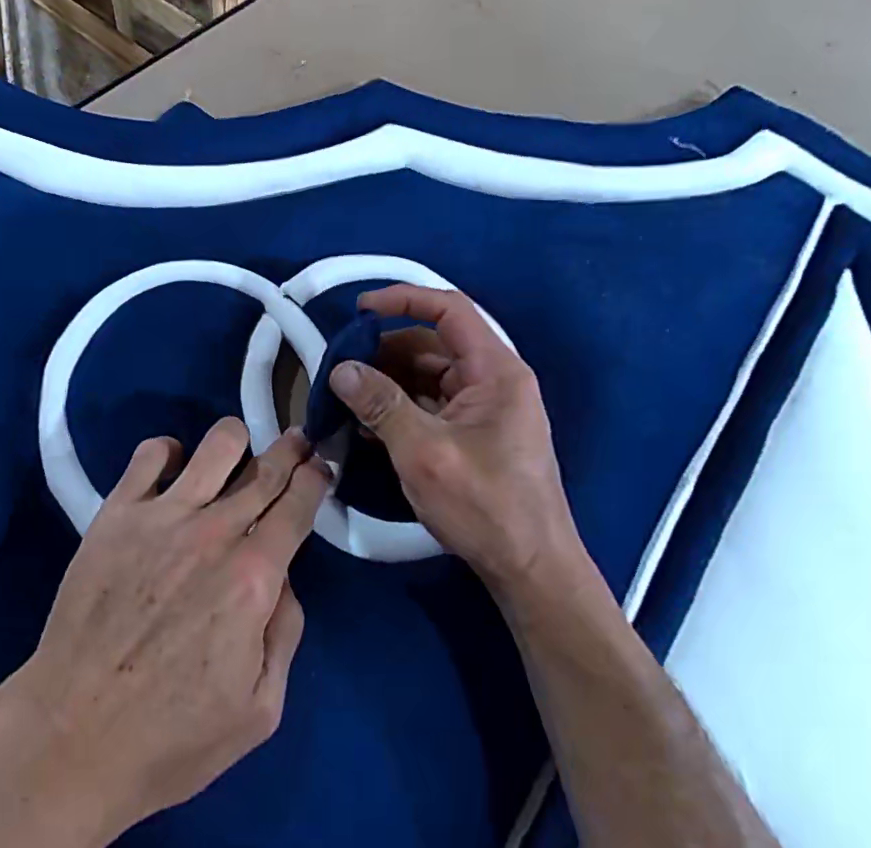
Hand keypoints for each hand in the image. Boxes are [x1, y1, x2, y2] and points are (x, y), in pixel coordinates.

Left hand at [7, 420, 330, 843]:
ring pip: (215, 445)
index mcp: (254, 578)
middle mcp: (213, 533)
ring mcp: (160, 516)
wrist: (74, 735)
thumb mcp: (260, 708)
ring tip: (238, 450)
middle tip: (298, 439)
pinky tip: (174, 468)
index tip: (323, 464)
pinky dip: (170, 451)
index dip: (316, 478)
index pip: (297, 506)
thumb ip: (284, 631)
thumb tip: (282, 580)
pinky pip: (150, 455)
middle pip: (265, 468)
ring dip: (235, 440)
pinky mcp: (115, 514)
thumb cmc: (172, 737)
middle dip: (290, 449)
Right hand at [328, 284, 585, 592]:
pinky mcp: (472, 435)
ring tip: (345, 399)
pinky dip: (397, 409)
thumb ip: (381, 404)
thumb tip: (341, 370)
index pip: (449, 310)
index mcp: (495, 372)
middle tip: (340, 368)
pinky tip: (365, 426)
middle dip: (384, 351)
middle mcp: (492, 381)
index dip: (403, 300)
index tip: (359, 310)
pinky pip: (429, 405)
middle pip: (432, 345)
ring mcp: (482, 409)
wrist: (530, 569)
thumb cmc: (485, 506)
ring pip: (426, 377)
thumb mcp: (424, 451)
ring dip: (386, 383)